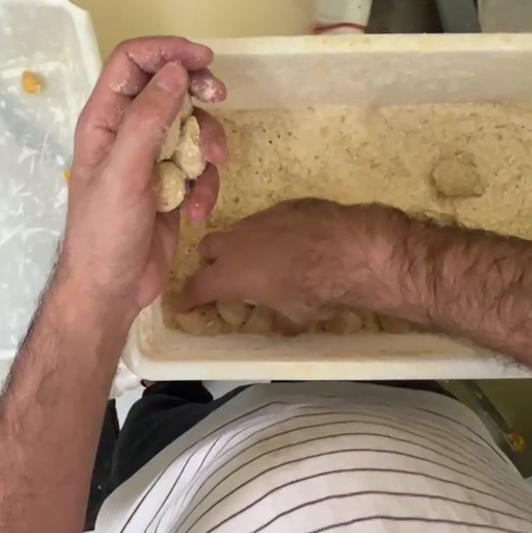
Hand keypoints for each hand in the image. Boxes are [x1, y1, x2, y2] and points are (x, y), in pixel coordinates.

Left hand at [54, 36, 228, 320]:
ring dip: (207, 144)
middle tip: (220, 95)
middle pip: (169, 87)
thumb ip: (148, 118)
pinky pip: (198, 168)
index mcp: (105, 119)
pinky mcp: (172, 185)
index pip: (132, 62)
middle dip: (197, 91)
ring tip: (210, 167)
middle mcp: (128, 132)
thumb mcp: (125, 171)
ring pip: (192, 127)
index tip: (203, 59)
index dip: (166, 51)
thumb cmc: (105, 230)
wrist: (112, 288)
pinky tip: (196, 210)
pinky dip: (205, 185)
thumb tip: (175, 71)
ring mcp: (152, 158)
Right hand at [180, 200, 416, 328]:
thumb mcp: (295, 317)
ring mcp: (260, 219)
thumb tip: (280, 327)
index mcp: (231, 274)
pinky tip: (295, 243)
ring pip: (240, 230)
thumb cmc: (314, 290)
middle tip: (225, 274)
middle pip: (208, 247)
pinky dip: (275, 232)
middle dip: (212, 260)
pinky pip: (270, 219)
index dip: (188, 296)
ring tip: (265, 259)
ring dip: (244, 245)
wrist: (348, 249)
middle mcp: (238, 242)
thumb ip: (280, 321)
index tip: (184, 302)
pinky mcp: (285, 205)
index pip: (197, 286)